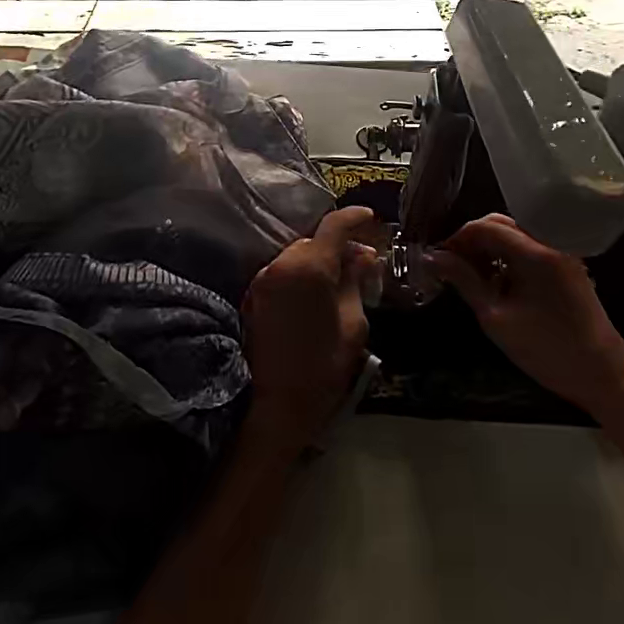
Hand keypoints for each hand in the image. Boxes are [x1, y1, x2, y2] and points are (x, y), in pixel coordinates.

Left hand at [241, 206, 380, 451]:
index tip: (371, 217)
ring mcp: (262, 281)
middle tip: (362, 263)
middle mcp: (280, 265)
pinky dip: (301, 275)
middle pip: (314, 241)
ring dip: (319, 261)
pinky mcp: (252, 297)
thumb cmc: (324, 367)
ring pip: (297, 257)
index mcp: (309, 268)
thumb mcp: (353, 322)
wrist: (277, 406)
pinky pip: (283, 273)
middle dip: (339, 246)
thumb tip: (363, 256)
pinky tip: (316, 295)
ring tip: (340, 281)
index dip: (355, 217)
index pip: (334, 225)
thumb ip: (355, 281)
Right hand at [427, 214, 623, 413]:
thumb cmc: (547, 350)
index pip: (486, 226)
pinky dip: (508, 257)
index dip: (458, 238)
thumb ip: (464, 281)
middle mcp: (550, 242)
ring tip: (470, 276)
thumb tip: (433, 257)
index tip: (438, 259)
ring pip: (515, 235)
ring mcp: (561, 252)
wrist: (602, 372)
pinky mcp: (565, 265)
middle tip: (451, 268)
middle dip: (472, 241)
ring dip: (489, 249)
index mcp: (535, 252)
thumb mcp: (496, 318)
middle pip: (501, 225)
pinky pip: (529, 248)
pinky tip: (496, 281)